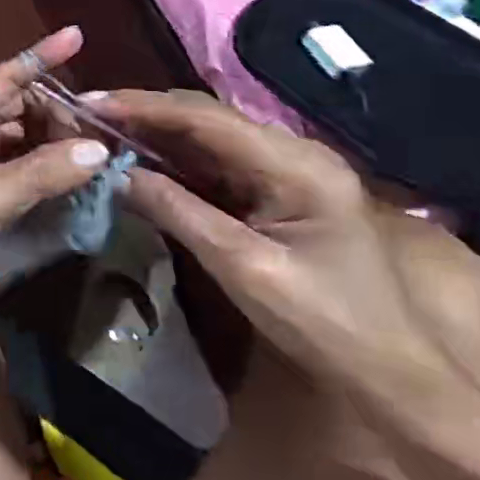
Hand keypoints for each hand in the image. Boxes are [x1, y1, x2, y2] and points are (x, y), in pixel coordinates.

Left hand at [0, 27, 113, 294]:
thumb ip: (44, 171)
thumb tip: (98, 150)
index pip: (4, 76)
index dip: (39, 56)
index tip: (76, 36)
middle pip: (19, 103)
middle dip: (57, 110)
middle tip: (97, 129)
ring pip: (25, 131)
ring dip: (56, 137)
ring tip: (94, 148)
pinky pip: (24, 157)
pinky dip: (49, 160)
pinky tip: (76, 169)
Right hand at [89, 90, 454, 394]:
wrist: (394, 376)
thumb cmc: (327, 322)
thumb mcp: (243, 267)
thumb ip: (177, 211)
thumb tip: (113, 173)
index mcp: (295, 163)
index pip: (203, 117)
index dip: (142, 106)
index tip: (89, 104)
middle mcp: (290, 153)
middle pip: (202, 117)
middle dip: (142, 113)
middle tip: (85, 115)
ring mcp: (284, 170)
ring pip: (204, 136)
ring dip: (153, 133)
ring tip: (100, 131)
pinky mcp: (273, 191)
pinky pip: (212, 162)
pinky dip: (171, 158)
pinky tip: (137, 159)